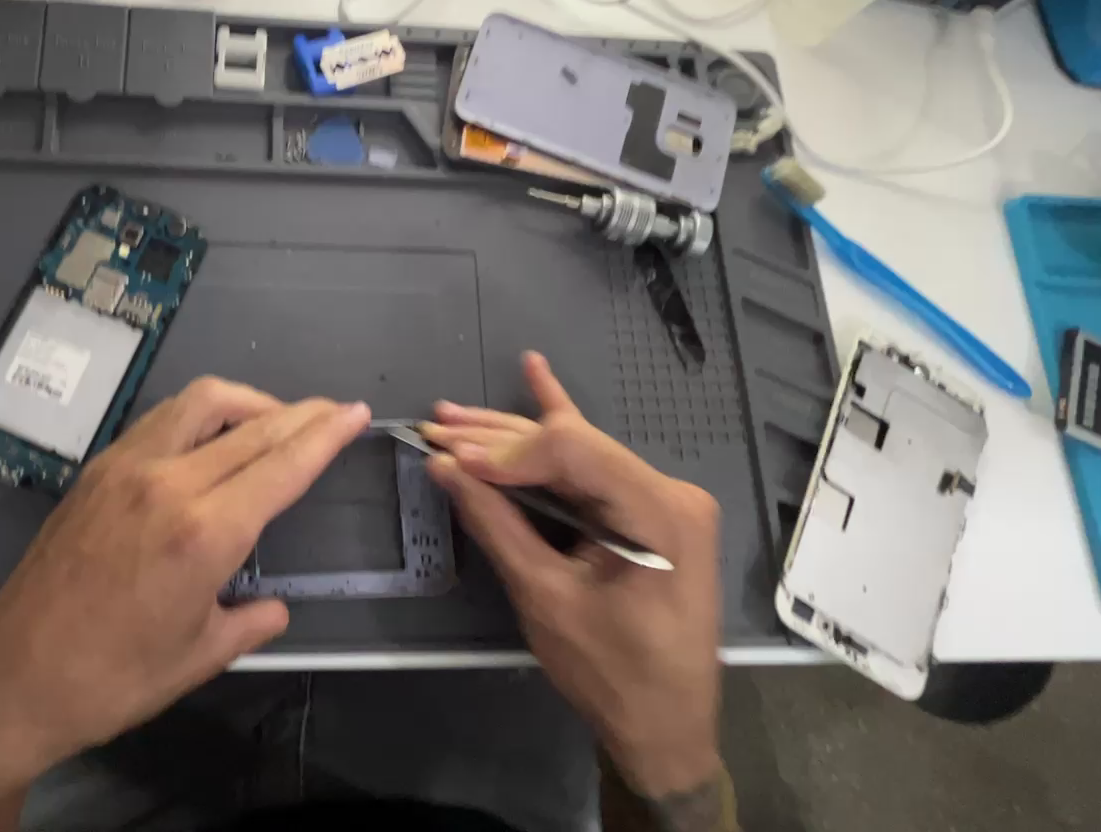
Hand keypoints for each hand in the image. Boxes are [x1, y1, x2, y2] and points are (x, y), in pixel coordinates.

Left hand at [0, 378, 370, 829]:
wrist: (12, 676)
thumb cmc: (113, 678)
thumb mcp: (199, 657)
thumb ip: (250, 621)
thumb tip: (274, 607)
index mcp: (203, 533)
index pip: (281, 465)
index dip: (325, 434)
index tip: (354, 413)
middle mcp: (169, 482)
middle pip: (252, 425)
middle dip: (302, 413)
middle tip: (334, 411)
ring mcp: (127, 466)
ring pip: (202, 401)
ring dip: (250, 400)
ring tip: (276, 418)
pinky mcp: (99, 466)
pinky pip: (164, 418)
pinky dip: (203, 413)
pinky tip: (213, 434)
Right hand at [426, 352, 722, 799]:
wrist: (665, 728)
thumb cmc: (610, 672)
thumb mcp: (545, 596)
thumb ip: (496, 523)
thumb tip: (444, 467)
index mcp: (659, 512)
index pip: (572, 452)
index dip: (503, 451)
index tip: (449, 457)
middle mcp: (666, 490)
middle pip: (569, 444)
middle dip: (495, 440)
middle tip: (434, 428)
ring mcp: (657, 495)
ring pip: (571, 451)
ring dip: (508, 438)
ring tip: (450, 417)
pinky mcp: (642, 505)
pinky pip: (591, 459)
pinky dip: (556, 420)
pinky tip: (535, 372)